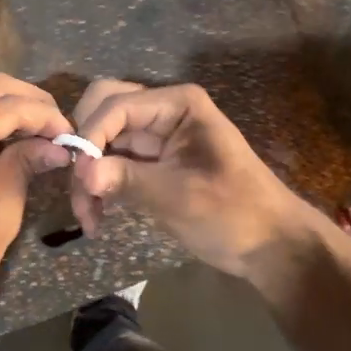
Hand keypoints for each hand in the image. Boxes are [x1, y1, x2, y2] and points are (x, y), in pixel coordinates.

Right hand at [69, 80, 313, 277]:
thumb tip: (82, 172)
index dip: (91, 135)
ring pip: (103, 139)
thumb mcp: (181, 197)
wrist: (271, 246)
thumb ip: (128, 179)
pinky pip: (112, 163)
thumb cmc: (235, 214)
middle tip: (79, 187)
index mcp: (178, 104)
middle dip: (86, 146)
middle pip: (105, 110)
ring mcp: (156, 136)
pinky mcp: (151, 163)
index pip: (117, 104)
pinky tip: (96, 218)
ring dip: (88, 173)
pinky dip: (99, 185)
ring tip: (88, 217)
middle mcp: (163, 111)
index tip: (79, 176)